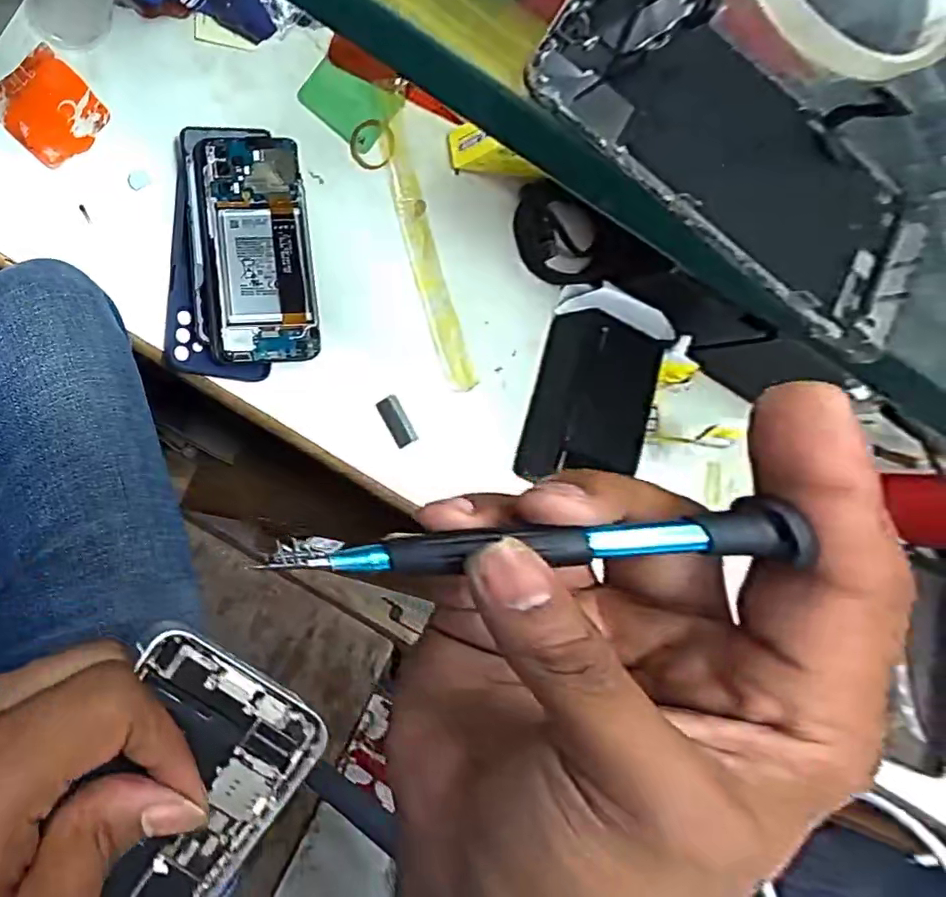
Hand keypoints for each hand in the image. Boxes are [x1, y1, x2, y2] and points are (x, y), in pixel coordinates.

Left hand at [0, 641, 208, 896]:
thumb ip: (93, 844)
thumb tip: (157, 796)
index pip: (110, 692)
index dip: (164, 740)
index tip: (182, 801)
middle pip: (92, 659)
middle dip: (140, 716)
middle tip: (162, 792)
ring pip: (62, 668)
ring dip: (105, 716)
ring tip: (124, 792)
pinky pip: (27, 692)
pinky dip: (67, 718)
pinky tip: (71, 780)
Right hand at [389, 382, 912, 896]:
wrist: (481, 879)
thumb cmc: (612, 882)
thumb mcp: (638, 788)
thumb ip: (577, 671)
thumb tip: (513, 566)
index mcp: (771, 696)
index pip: (824, 577)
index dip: (819, 490)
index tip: (798, 412)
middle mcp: (675, 644)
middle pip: (661, 531)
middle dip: (608, 501)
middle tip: (549, 502)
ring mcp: (574, 623)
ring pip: (559, 532)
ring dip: (514, 512)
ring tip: (476, 517)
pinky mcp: (491, 615)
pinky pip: (477, 552)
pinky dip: (453, 533)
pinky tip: (436, 532)